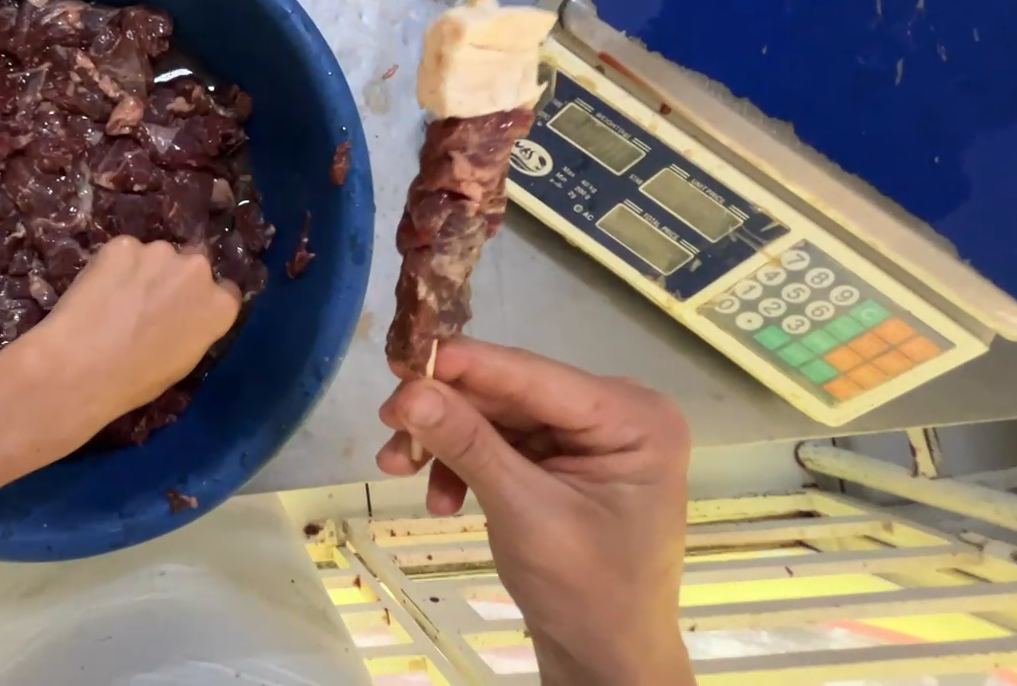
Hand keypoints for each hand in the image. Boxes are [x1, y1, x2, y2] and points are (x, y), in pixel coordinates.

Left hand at [11, 237, 241, 426]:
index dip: (202, 299)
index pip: (224, 290)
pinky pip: (124, 251)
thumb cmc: (135, 380)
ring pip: (156, 255)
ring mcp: (159, 251)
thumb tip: (185, 314)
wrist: (81, 366)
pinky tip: (98, 289)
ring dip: (143, 269)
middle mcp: (197, 270)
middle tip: (149, 301)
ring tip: (117, 297)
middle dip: (175, 277)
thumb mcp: (183, 360)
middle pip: (192, 264)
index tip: (184, 310)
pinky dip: (114, 265)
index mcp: (220, 306)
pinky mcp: (123, 243)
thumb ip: (195, 326)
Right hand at [376, 339, 692, 685]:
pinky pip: (491, 438)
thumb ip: (466, 443)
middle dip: (442, 412)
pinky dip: (457, 461)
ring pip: (486, 412)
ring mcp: (580, 431)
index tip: (397, 361)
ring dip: (440, 439)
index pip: (526, 372)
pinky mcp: (554, 453)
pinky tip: (438, 497)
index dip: (458, 363)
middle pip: (501, 390)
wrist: (604, 664)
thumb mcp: (523, 512)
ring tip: (396, 467)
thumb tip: (407, 391)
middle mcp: (608, 409)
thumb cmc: (587, 593)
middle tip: (387, 426)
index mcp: (629, 415)